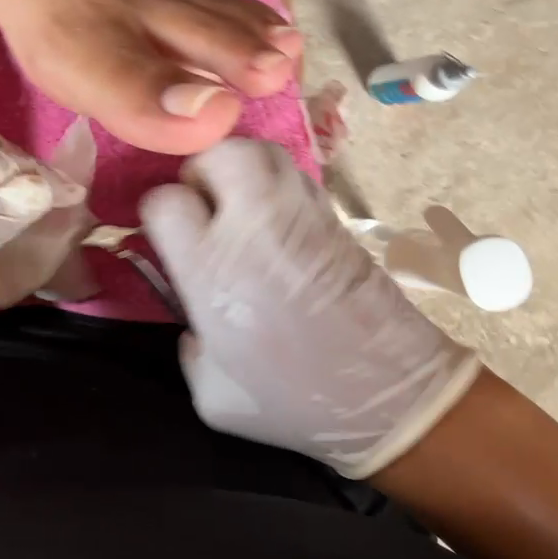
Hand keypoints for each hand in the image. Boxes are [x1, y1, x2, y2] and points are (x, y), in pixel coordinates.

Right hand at [138, 140, 480, 478]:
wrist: (397, 405)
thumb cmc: (294, 404)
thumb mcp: (209, 389)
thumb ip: (187, 338)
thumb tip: (193, 314)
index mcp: (211, 269)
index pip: (165, 200)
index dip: (160, 213)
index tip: (168, 235)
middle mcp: (253, 230)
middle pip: (219, 154)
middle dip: (201, 169)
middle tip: (203, 202)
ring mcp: (301, 219)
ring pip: (261, 153)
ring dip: (241, 171)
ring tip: (239, 206)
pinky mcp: (338, 222)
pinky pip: (297, 180)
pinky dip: (277, 189)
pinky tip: (276, 224)